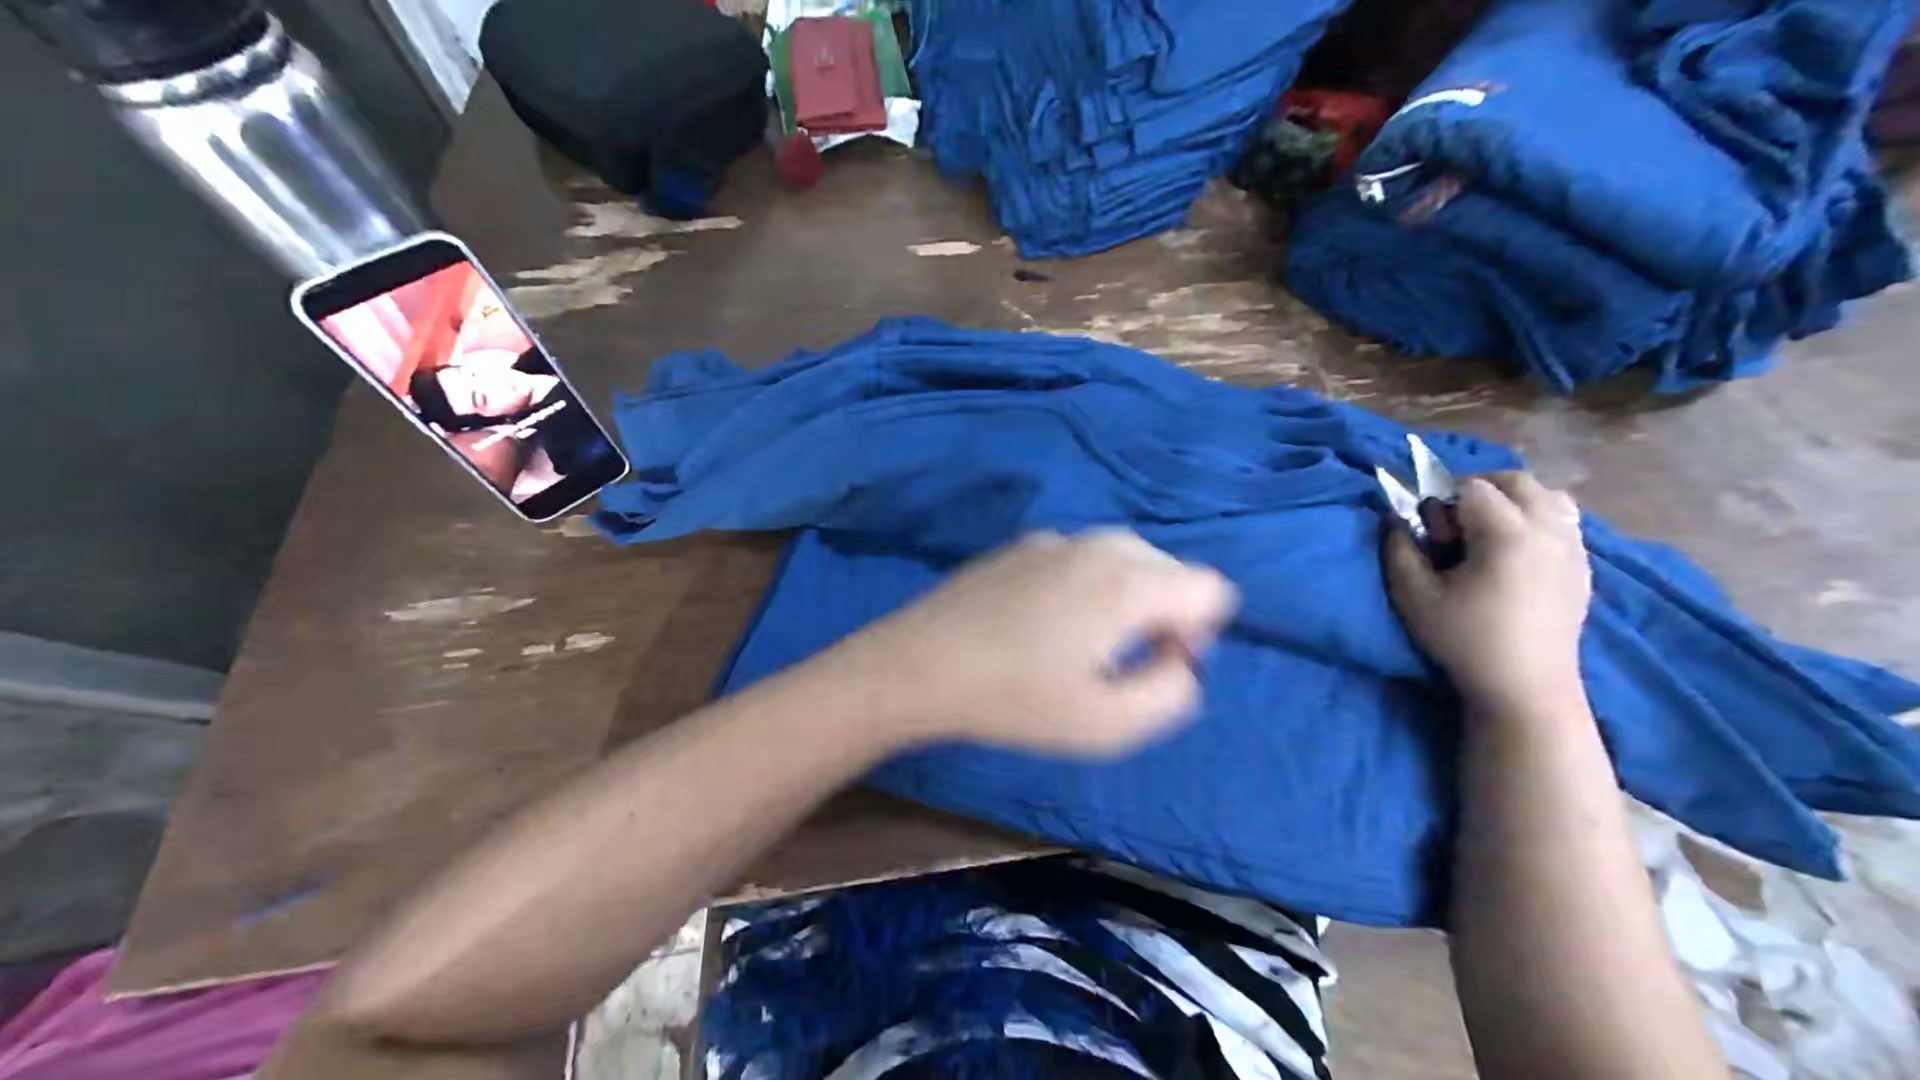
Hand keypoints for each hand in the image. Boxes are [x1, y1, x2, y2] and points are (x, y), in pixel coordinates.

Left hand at [826, 529, 1238, 756]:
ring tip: (1089, 642)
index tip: (1159, 664)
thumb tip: (1182, 661)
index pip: (1210, 588)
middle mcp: (1098, 546)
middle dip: (1169, 611)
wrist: (919, 664)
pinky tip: (1047, 622)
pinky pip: (1082, 556)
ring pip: (1125, 557)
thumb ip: (1172, 694)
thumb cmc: (1015, 700)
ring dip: (1129, 595)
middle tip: (1127, 659)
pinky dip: (1089, 583)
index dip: (1201, 632)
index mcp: (1128, 583)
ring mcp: (1055, 539)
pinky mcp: (1020, 545)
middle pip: (1170, 568)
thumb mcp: (1107, 724)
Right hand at [1385, 472, 1591, 709]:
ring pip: (1548, 496)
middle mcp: (1550, 531)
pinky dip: (1537, 519)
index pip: (1474, 487)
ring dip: (1513, 501)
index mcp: (1508, 536)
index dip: (1444, 500)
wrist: (1525, 688)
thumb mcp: (1413, 596)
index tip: (1433, 532)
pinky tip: (1515, 553)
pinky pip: (1565, 520)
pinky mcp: (1584, 566)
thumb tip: (1397, 520)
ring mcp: (1575, 548)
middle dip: (1480, 489)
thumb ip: (1399, 549)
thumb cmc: (1464, 640)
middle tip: (1455, 522)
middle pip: (1518, 481)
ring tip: (1489, 532)